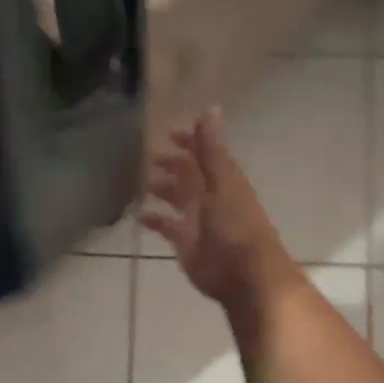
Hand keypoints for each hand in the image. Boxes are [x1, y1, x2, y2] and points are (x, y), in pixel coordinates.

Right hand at [140, 109, 302, 309]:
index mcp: (222, 178)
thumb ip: (211, 150)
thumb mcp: (222, 182)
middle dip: (172, 164)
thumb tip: (210, 109)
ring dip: (162, 189)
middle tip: (147, 157)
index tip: (168, 132)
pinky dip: (155, 221)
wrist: (243, 273)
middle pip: (189, 175)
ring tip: (141, 182)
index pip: (204, 152)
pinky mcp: (185, 242)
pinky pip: (167, 227)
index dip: (190, 140)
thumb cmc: (235, 226)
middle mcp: (209, 195)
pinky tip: (140, 216)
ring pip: (177, 199)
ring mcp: (197, 220)